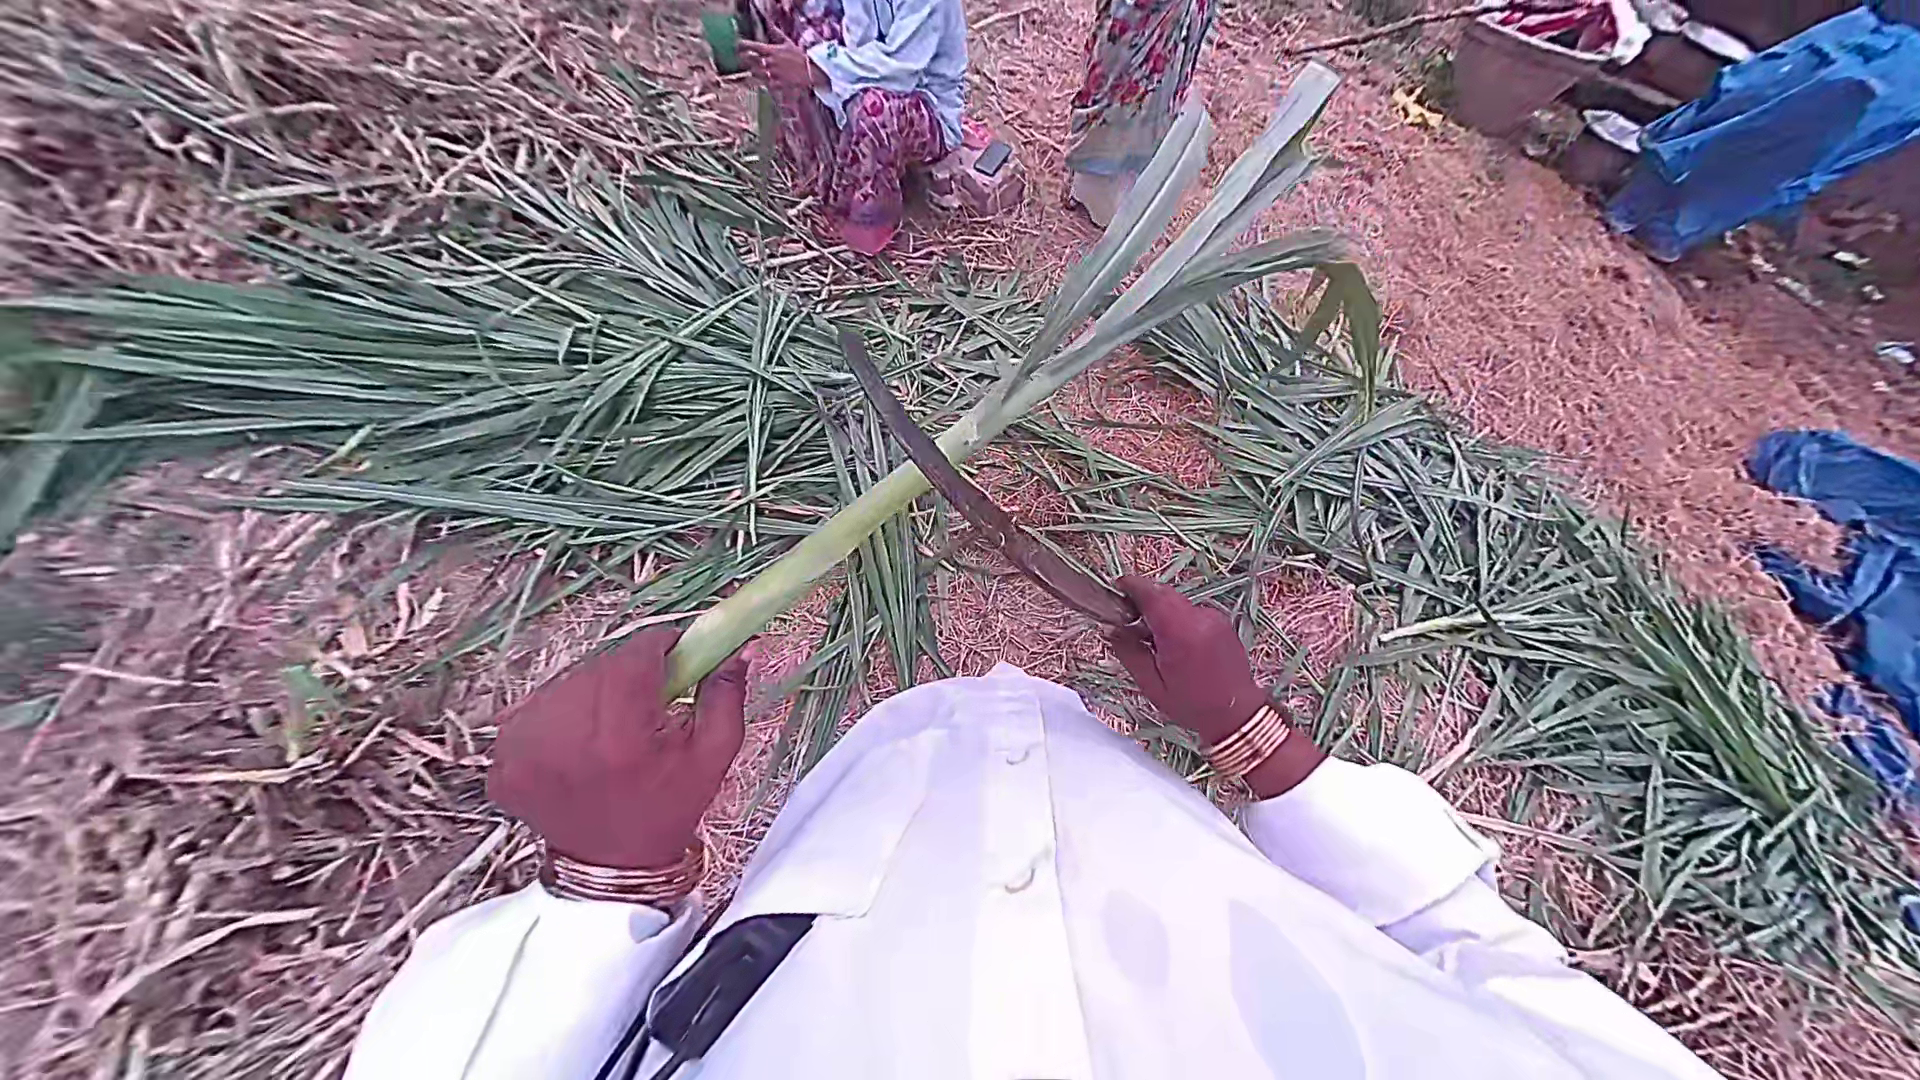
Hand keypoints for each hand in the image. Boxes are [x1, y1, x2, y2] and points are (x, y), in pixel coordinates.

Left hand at [487, 627, 748, 868]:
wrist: (612, 863)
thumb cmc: (672, 802)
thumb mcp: (715, 751)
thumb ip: (726, 692)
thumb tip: (740, 645)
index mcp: (619, 739)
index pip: (634, 657)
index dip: (659, 646)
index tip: (676, 652)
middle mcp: (562, 740)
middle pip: (602, 665)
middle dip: (631, 669)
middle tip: (652, 692)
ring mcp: (522, 751)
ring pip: (570, 680)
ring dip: (598, 686)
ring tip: (618, 717)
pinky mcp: (501, 761)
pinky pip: (539, 705)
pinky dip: (566, 708)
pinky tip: (585, 735)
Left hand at [739, 41, 824, 89]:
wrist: (810, 70)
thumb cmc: (799, 56)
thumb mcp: (787, 42)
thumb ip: (777, 33)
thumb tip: (770, 23)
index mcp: (771, 50)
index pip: (752, 46)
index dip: (742, 45)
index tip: (738, 46)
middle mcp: (770, 62)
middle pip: (751, 61)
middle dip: (744, 60)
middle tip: (741, 60)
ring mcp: (773, 74)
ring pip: (756, 74)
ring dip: (751, 73)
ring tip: (749, 73)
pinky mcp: (778, 84)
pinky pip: (766, 85)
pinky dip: (762, 84)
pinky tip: (761, 84)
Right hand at [1107, 576, 1324, 797]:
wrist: (1238, 715)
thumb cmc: (1192, 705)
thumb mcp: (1151, 684)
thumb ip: (1129, 652)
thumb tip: (1111, 629)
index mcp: (1181, 633)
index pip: (1152, 594)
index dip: (1131, 585)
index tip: (1116, 587)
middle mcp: (1200, 618)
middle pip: (1163, 594)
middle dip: (1142, 599)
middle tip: (1126, 616)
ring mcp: (1213, 617)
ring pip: (1175, 601)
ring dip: (1159, 610)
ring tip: (1150, 637)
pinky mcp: (1220, 621)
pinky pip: (1189, 610)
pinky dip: (1175, 618)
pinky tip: (1171, 642)